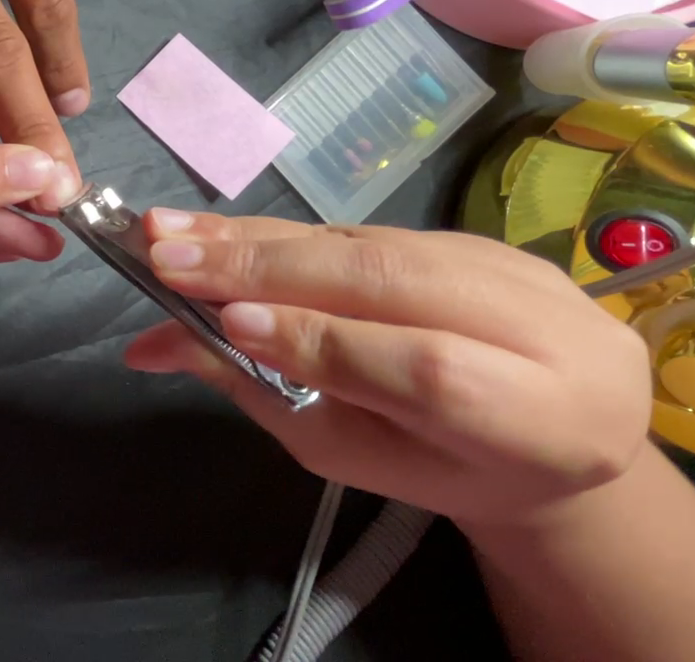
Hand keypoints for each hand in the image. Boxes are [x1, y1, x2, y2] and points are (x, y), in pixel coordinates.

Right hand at [120, 211, 653, 528]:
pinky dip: (277, 230)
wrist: (544, 433)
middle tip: (166, 258)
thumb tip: (145, 347)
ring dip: (255, 237)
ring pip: (364, 243)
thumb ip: (254, 389)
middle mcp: (548, 331)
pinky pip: (360, 229)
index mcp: (543, 423)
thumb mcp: (343, 450)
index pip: (427, 369)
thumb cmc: (434, 466)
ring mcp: (515, 270)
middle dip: (265, 268)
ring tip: (169, 232)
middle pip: (391, 282)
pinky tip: (213, 228)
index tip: (227, 323)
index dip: (323, 340)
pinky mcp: (474, 238)